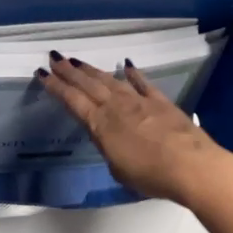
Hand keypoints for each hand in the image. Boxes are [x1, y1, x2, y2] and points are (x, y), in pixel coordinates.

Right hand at [40, 56, 232, 204]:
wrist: (190, 166)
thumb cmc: (150, 175)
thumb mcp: (118, 169)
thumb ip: (108, 148)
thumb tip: (108, 136)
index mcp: (100, 124)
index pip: (72, 101)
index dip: (56, 87)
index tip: (42, 74)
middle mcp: (116, 107)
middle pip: (88, 85)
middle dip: (69, 71)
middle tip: (55, 58)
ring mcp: (139, 101)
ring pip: (110, 80)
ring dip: (93, 70)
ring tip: (78, 61)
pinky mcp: (160, 101)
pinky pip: (142, 83)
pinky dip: (133, 73)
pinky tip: (126, 64)